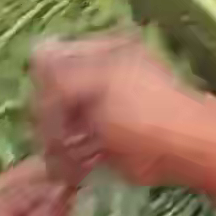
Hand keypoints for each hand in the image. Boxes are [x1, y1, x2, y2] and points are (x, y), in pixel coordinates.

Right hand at [29, 35, 201, 185]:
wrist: (179, 144)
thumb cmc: (142, 107)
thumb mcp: (100, 80)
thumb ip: (64, 69)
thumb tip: (36, 50)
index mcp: (101, 48)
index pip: (52, 59)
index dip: (44, 85)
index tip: (46, 109)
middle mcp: (97, 72)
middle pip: (51, 94)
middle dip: (52, 119)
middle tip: (61, 137)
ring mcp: (99, 107)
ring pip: (58, 125)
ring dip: (60, 144)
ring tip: (76, 154)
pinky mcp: (100, 139)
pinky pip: (69, 149)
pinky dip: (70, 161)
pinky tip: (82, 167)